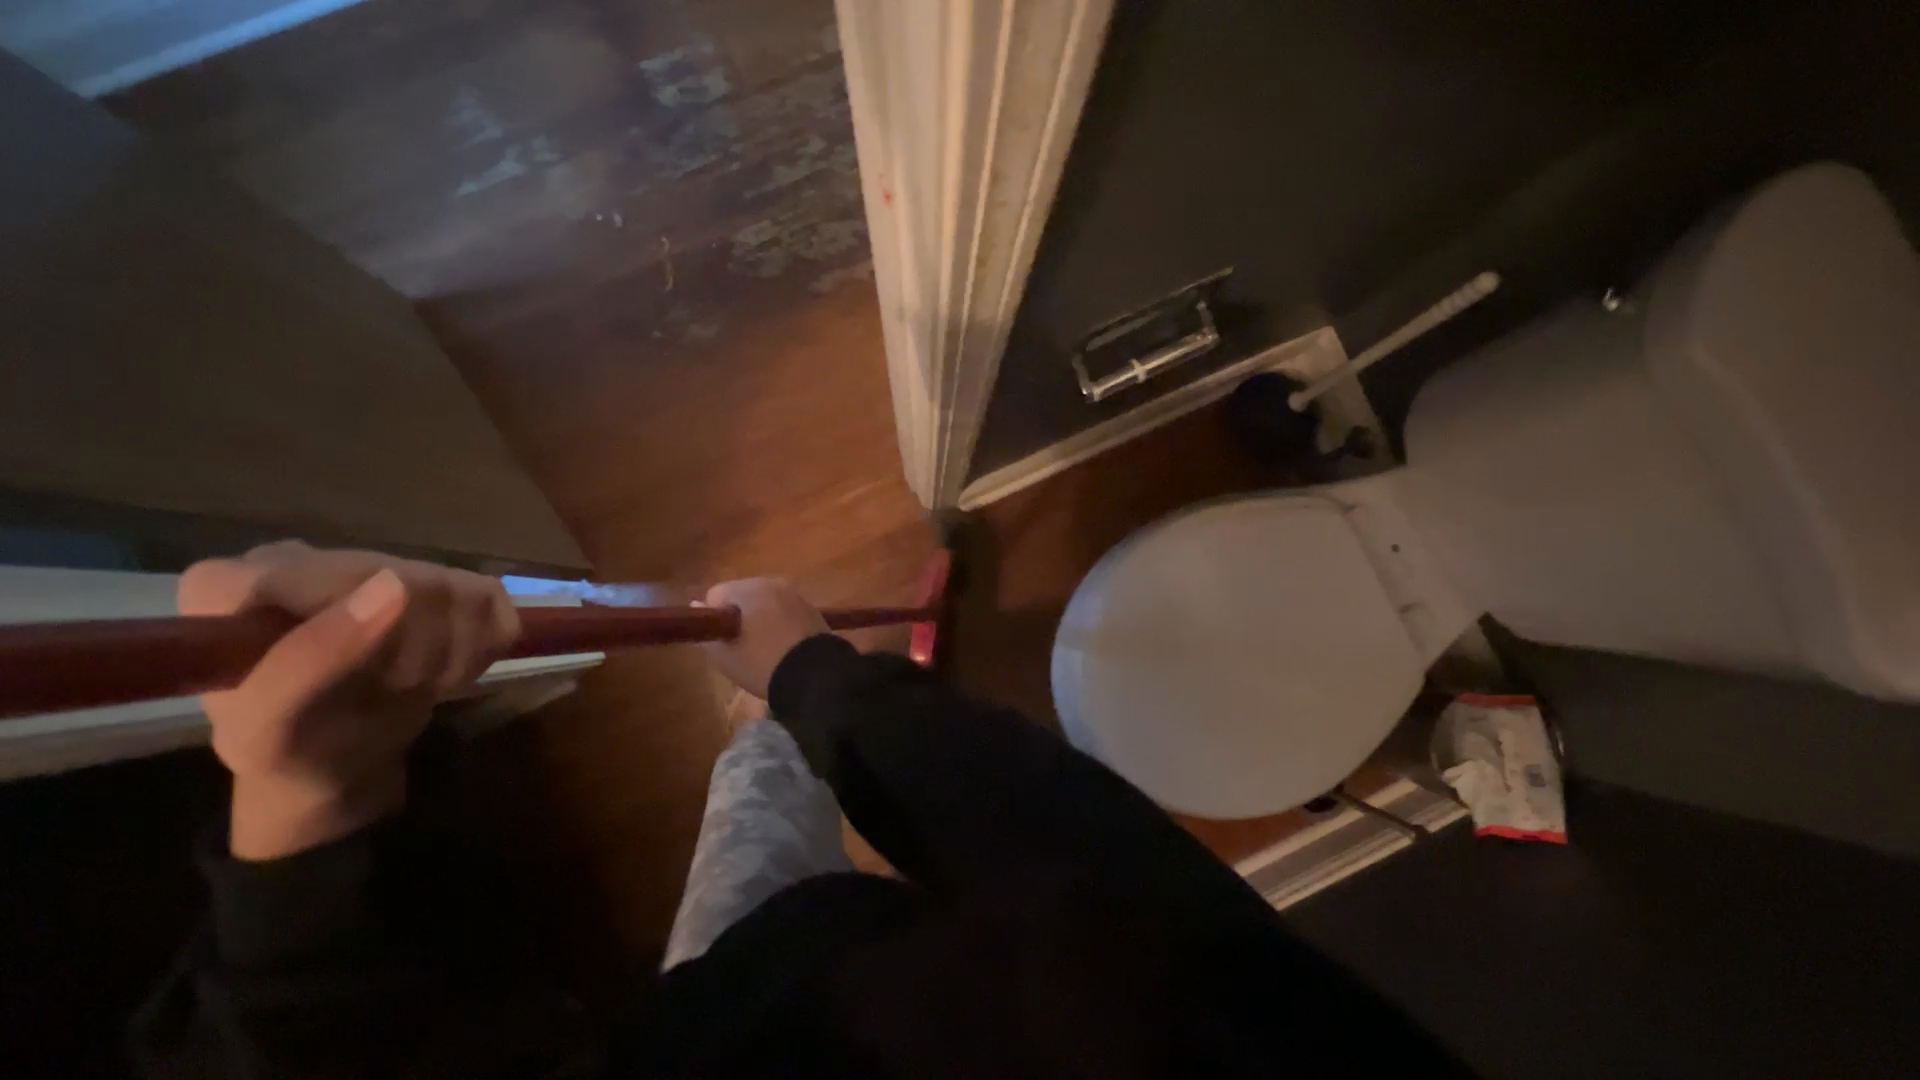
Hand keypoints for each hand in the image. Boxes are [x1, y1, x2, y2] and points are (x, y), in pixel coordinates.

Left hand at [178, 541, 520, 859]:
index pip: (337, 574)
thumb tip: (395, 585)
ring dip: (449, 656)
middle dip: (415, 653)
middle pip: (410, 579)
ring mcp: (379, 561)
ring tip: (414, 683)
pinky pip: (489, 597)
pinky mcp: (441, 578)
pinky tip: (443, 666)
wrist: (341, 759)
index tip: (362, 680)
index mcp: (233, 582)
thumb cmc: (293, 748)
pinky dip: (481, 646)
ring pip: (457, 589)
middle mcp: (306, 556)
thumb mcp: (272, 727)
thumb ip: (312, 657)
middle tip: (391, 690)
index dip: (370, 629)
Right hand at [699, 578, 827, 699]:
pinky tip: (783, 646)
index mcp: (748, 589)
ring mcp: (795, 594)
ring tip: (765, 649)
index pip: (716, 594)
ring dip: (760, 618)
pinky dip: (779, 622)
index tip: (723, 641)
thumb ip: (707, 630)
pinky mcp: (812, 607)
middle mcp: (772, 583)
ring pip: (764, 602)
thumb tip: (697, 608)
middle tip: (742, 647)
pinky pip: (784, 610)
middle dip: (738, 616)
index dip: (714, 618)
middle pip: (742, 595)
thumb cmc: (763, 664)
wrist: (816, 677)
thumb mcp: (725, 656)